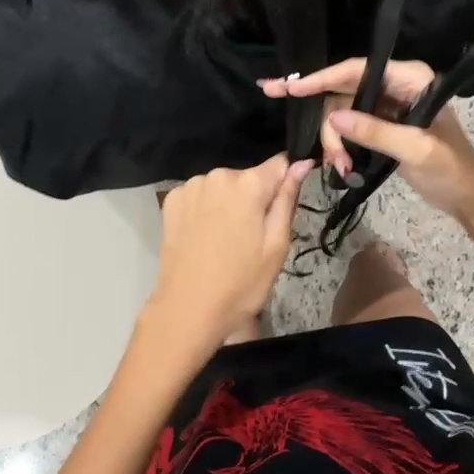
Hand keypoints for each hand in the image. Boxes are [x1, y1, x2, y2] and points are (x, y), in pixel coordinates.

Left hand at [147, 155, 312, 349]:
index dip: (286, 181)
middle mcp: (217, 175)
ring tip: (226, 239)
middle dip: (255, 198)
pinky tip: (204, 235)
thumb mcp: (276, 246)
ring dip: (229, 203)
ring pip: (223, 186)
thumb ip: (287, 199)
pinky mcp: (171, 199)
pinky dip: (205, 208)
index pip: (279, 164)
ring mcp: (191, 186)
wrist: (187, 309)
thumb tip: (301, 163)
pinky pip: (200, 195)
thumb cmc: (240, 284)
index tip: (283, 205)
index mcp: (248, 184)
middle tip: (252, 236)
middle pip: (248, 177)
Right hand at [263, 59, 473, 216]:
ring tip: (340, 166)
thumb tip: (332, 117)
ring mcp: (388, 107)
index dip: (323, 77)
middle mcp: (396, 86)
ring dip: (334, 140)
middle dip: (323, 116)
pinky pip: (350, 128)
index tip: (291, 87)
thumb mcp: (415, 151)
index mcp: (411, 79)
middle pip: (344, 90)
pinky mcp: (383, 126)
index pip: (358, 71)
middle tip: (289, 118)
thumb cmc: (452, 170)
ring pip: (342, 112)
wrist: (470, 198)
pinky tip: (339, 164)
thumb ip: (375, 132)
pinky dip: (340, 145)